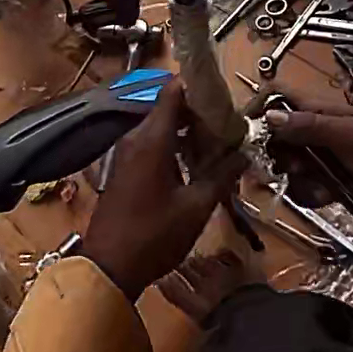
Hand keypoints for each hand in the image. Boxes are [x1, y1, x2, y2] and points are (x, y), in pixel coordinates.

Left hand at [81, 80, 246, 300]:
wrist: (109, 264)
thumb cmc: (154, 235)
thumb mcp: (196, 207)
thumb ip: (221, 176)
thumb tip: (243, 154)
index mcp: (151, 139)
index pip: (172, 92)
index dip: (197, 87)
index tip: (222, 95)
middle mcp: (135, 137)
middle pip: (167, 107)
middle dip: (196, 112)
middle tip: (226, 125)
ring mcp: (125, 151)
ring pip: (158, 125)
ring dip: (184, 129)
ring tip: (215, 144)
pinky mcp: (123, 165)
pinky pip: (149, 141)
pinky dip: (171, 143)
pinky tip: (192, 161)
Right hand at [264, 89, 352, 222]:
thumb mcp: (351, 138)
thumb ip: (310, 125)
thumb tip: (269, 115)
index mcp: (322, 110)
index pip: (278, 96)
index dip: (260, 107)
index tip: (247, 131)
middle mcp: (317, 129)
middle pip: (277, 134)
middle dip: (276, 152)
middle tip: (285, 168)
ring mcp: (322, 156)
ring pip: (287, 162)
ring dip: (293, 176)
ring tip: (313, 186)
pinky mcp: (328, 180)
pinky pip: (302, 184)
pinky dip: (307, 192)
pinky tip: (322, 197)